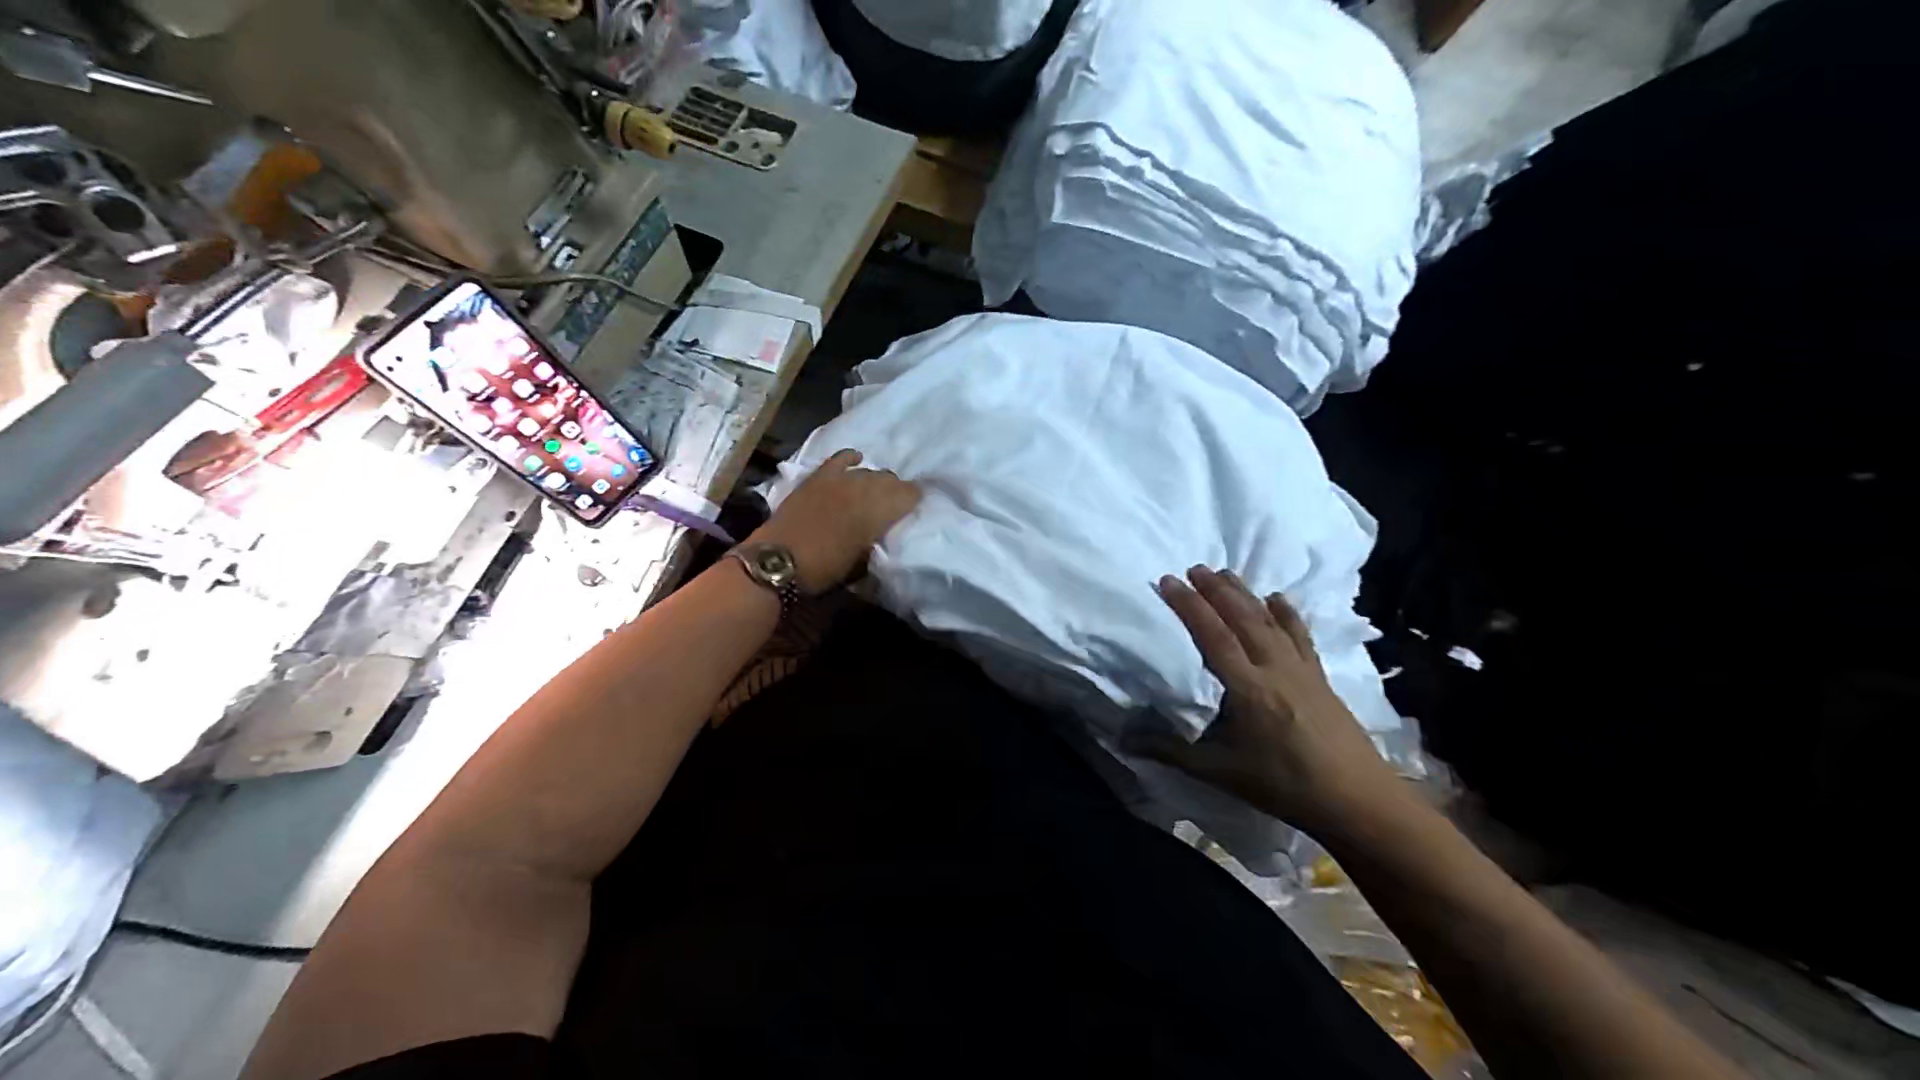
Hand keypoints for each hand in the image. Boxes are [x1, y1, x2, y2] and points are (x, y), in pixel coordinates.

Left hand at [750, 449, 920, 592]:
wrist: (779, 559)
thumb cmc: (825, 568)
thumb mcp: (862, 563)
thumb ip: (878, 542)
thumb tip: (884, 533)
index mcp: (880, 511)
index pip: (910, 494)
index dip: (914, 501)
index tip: (913, 511)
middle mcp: (865, 488)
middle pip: (890, 480)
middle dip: (895, 492)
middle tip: (892, 507)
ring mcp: (841, 478)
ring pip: (869, 471)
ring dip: (874, 481)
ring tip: (873, 493)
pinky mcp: (819, 476)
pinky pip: (841, 458)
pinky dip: (851, 459)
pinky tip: (856, 461)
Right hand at [1150, 566, 1404, 835]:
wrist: (1356, 800)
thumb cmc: (1283, 785)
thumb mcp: (1219, 772)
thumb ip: (1170, 750)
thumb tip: (1123, 738)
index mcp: (1248, 689)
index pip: (1213, 636)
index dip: (1189, 606)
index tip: (1169, 581)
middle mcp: (1275, 669)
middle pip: (1242, 618)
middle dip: (1216, 590)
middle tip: (1194, 568)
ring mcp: (1301, 670)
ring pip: (1269, 621)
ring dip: (1245, 594)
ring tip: (1225, 573)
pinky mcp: (1319, 677)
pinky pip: (1300, 635)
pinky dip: (1287, 613)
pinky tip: (1277, 597)